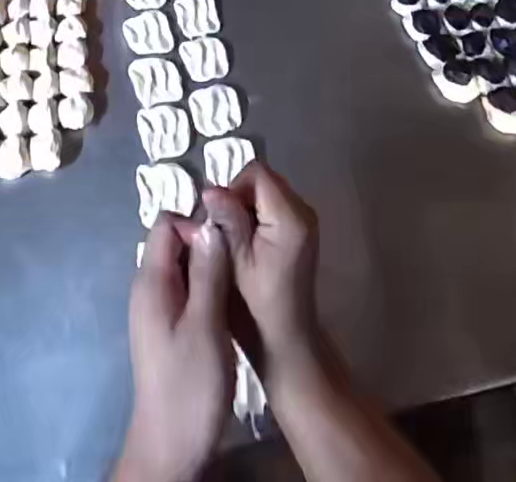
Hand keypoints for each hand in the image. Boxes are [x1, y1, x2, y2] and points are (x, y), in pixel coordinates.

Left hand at [114, 214, 232, 481]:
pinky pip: (186, 286)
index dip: (198, 225)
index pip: (167, 224)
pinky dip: (206, 285)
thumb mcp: (205, 325)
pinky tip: (227, 305)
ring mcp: (157, 306)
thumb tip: (211, 223)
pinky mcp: (168, 324)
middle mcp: (149, 287)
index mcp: (152, 281)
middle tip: (240, 263)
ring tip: (238, 283)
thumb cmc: (189, 386)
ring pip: (184, 264)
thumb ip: (207, 273)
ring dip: (209, 265)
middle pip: (175, 241)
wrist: (171, 446)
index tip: (228, 245)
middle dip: (207, 242)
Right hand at [202, 163, 321, 367]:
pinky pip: (271, 206)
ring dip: (244, 207)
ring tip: (230, 238)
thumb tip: (211, 189)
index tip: (217, 217)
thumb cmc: (256, 306)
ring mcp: (304, 220)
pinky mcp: (300, 229)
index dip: (232, 187)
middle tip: (220, 229)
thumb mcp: (235, 261)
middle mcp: (303, 210)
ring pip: (265, 192)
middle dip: (237, 197)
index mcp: (290, 217)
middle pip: (262, 180)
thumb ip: (226, 219)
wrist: (286, 341)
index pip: (256, 173)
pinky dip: (254, 216)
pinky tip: (244, 244)